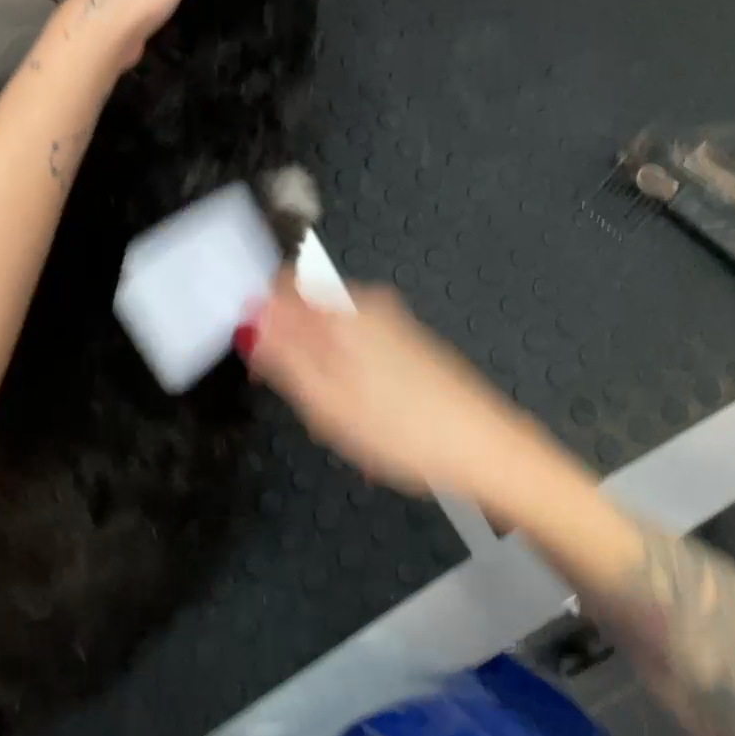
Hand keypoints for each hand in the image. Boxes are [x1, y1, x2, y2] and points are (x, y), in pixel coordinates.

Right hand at [240, 280, 540, 497]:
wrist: (485, 450)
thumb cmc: (408, 430)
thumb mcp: (325, 401)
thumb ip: (281, 355)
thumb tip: (249, 321)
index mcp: (343, 310)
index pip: (280, 284)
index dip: (261, 319)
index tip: (260, 357)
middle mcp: (368, 306)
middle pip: (304, 314)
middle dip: (294, 355)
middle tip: (306, 403)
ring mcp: (391, 324)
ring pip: (330, 339)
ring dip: (321, 375)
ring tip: (339, 421)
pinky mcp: (407, 345)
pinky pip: (356, 354)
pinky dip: (348, 382)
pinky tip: (366, 422)